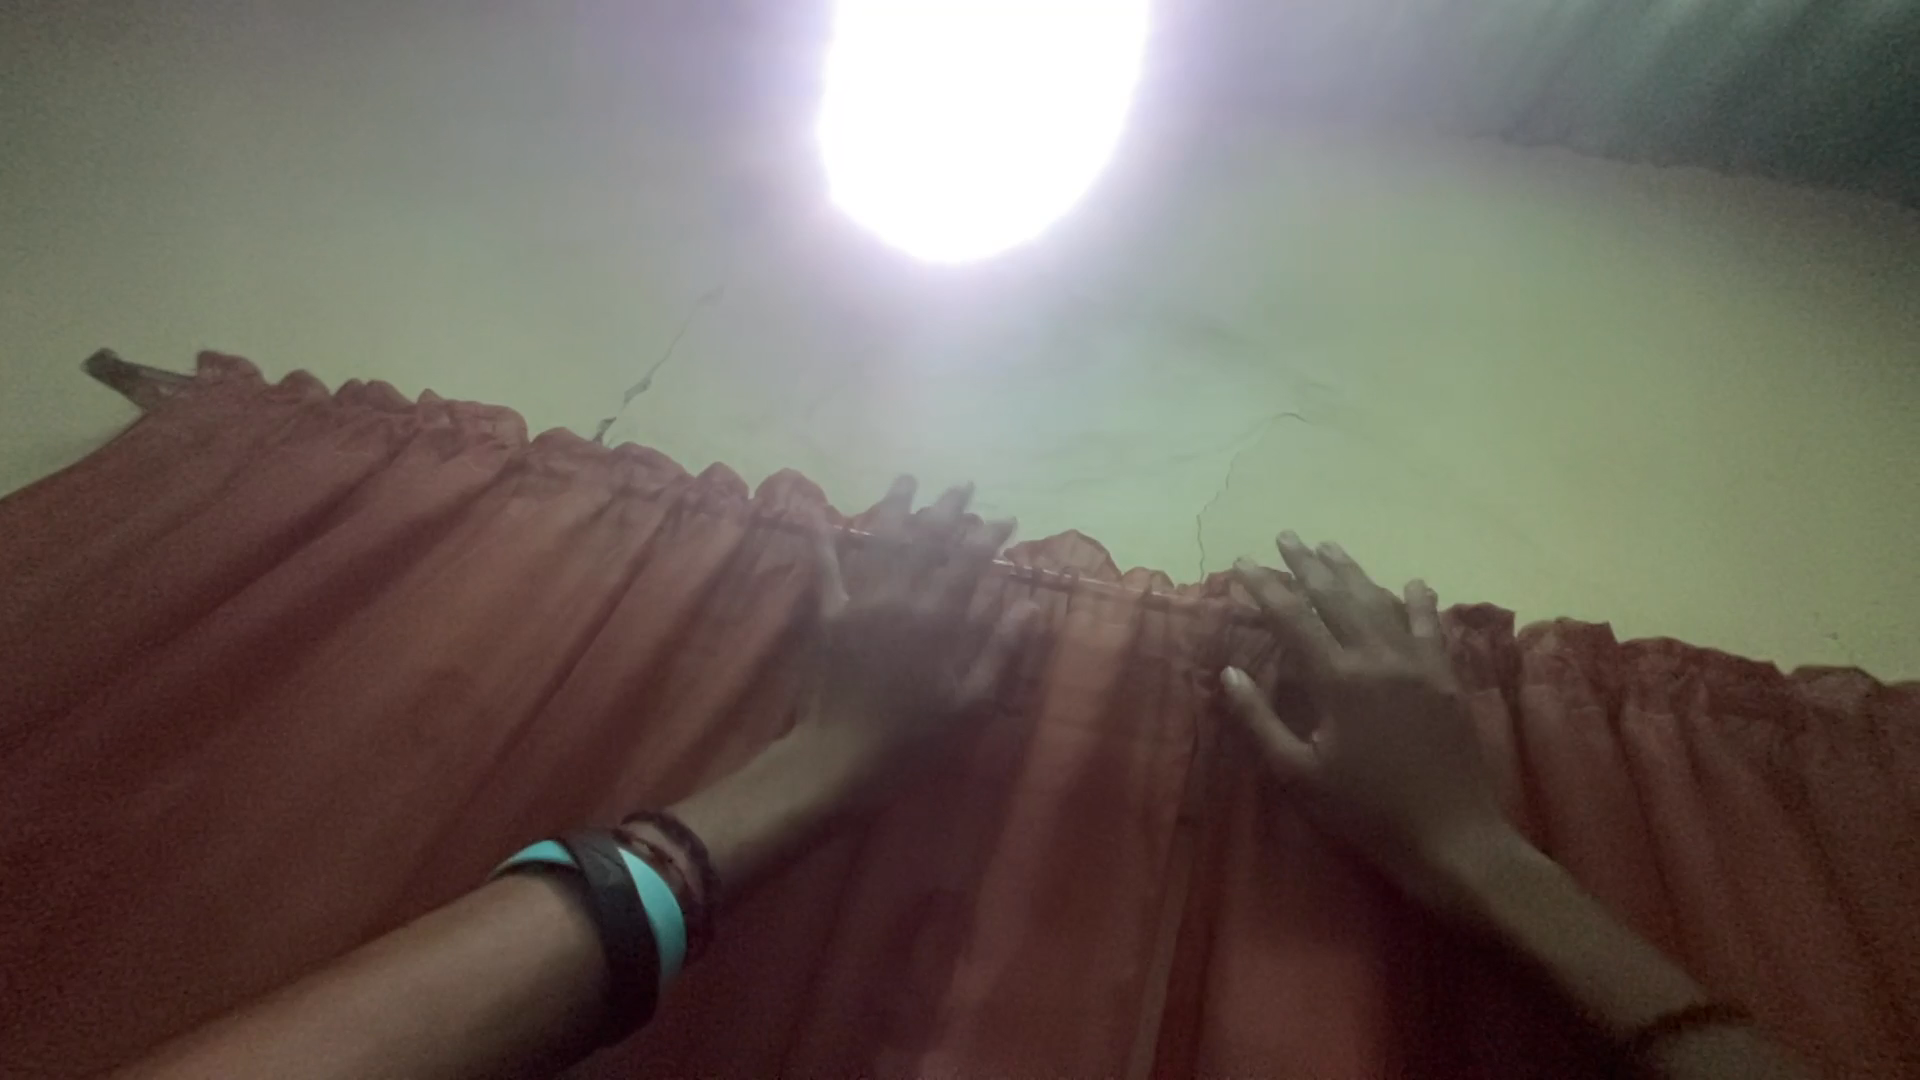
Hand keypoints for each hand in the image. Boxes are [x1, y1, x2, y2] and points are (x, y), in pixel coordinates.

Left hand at [796, 476, 1037, 797]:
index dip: (989, 535)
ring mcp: (862, 600)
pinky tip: (814, 508)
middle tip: (964, 484)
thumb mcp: (969, 701)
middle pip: (928, 540)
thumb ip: (999, 648)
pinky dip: (821, 536)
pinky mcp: (830, 612)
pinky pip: (826, 566)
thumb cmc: (913, 735)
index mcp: (939, 619)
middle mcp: (901, 598)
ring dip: (897, 506)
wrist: (841, 756)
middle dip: (948, 508)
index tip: (1006, 518)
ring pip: (882, 541)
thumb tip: (1028, 604)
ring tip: (908, 479)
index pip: (969, 561)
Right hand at [1221, 532, 1519, 909]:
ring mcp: (1418, 666)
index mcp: (1338, 679)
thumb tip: (1229, 674)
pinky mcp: (1446, 680)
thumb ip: (1259, 720)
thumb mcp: (1297, 773)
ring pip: (1380, 603)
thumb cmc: (1365, 809)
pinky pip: (1429, 628)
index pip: (1292, 618)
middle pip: (1336, 597)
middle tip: (1286, 537)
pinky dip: (1419, 602)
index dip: (1264, 587)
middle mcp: (1378, 659)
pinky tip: (1413, 582)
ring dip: (1352, 572)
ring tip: (1330, 546)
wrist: (1454, 840)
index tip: (1241, 563)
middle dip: (1306, 564)